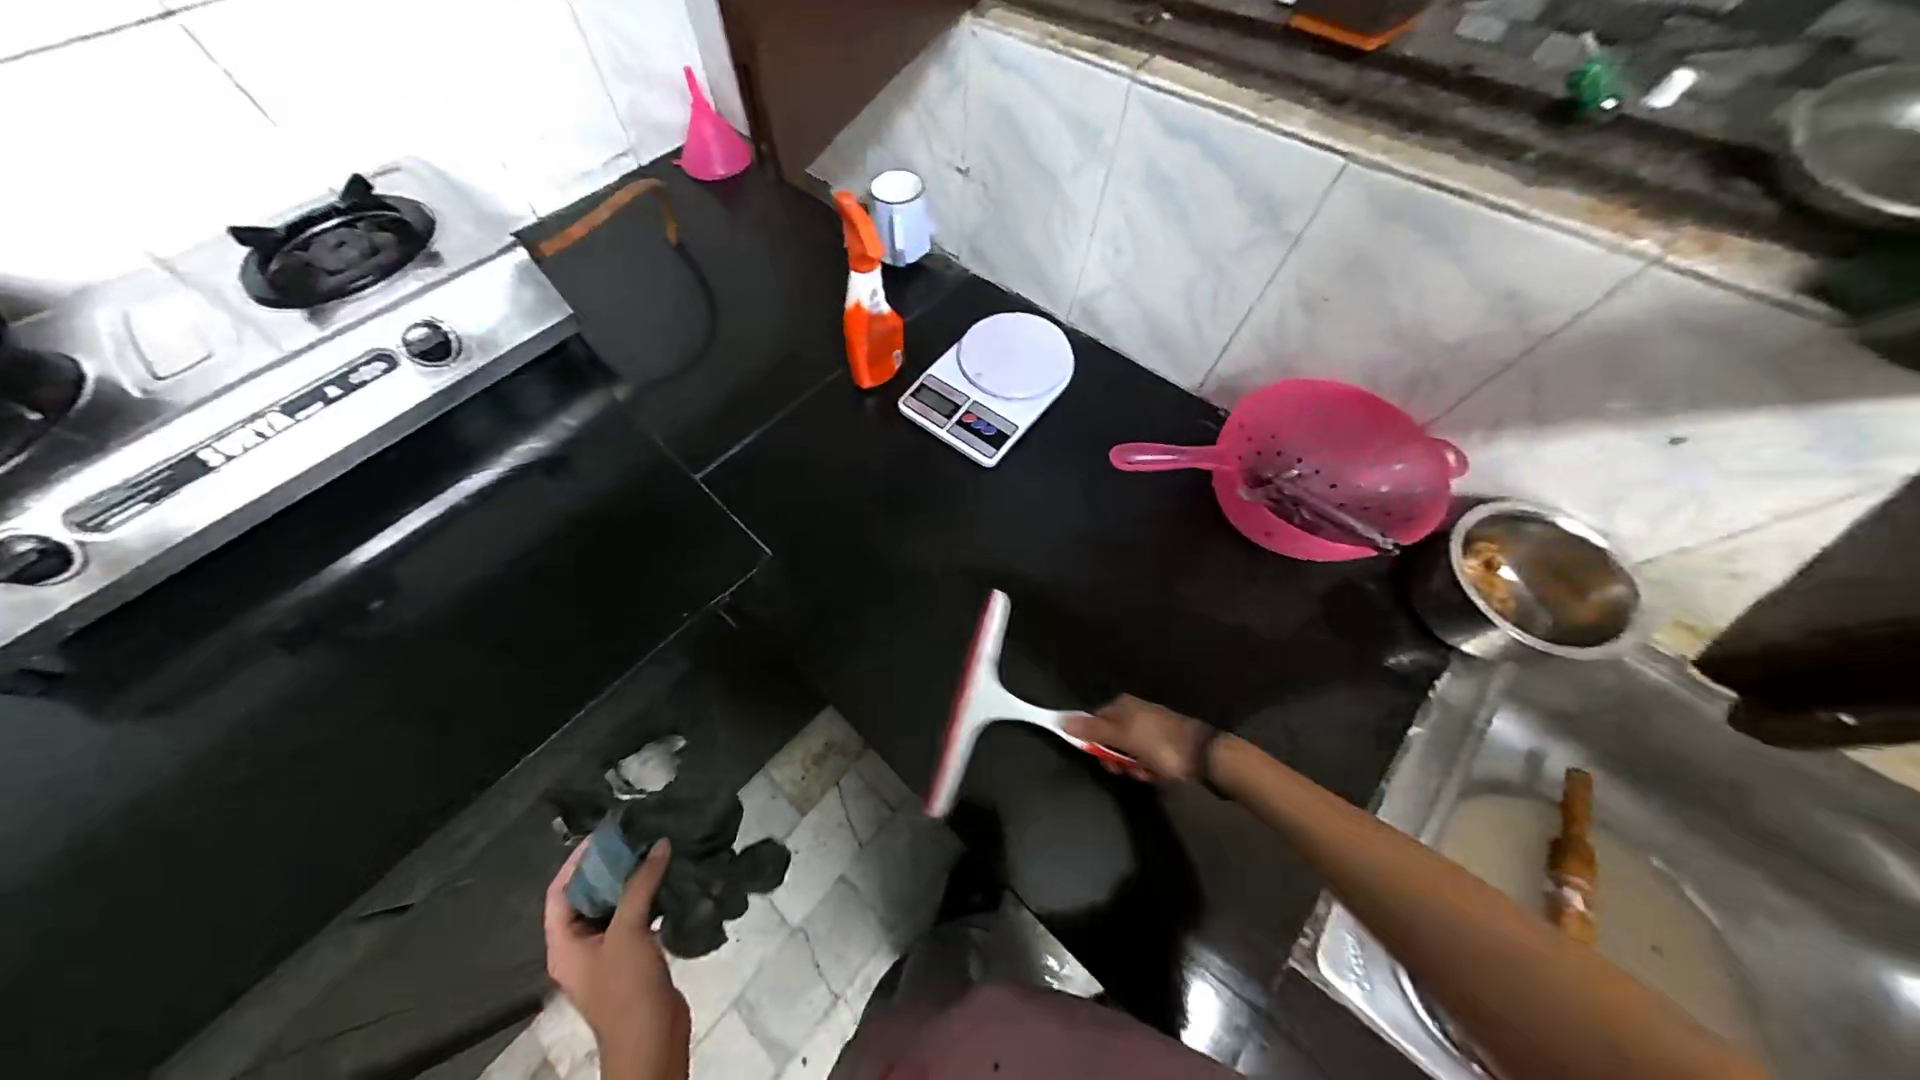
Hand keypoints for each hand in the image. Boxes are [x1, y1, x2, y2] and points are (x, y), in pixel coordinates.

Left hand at [544, 838, 689, 1079]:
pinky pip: (638, 917)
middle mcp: (581, 945)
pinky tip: (671, 878)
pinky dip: (651, 897)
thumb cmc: (626, 988)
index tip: (606, 833)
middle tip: (637, 836)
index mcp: (565, 943)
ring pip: (617, 905)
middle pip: (589, 895)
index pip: (560, 892)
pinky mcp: (634, 955)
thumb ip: (641, 885)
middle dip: (611, 865)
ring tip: (656, 849)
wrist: (652, 1039)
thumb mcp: (628, 932)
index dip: (577, 861)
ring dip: (635, 879)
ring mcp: (608, 951)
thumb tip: (659, 844)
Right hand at [1063, 694, 1215, 782]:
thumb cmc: (1159, 743)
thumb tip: (1060, 719)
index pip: (1093, 723)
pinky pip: (1143, 759)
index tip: (1102, 757)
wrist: (1203, 756)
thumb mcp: (1122, 737)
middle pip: (1108, 741)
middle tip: (1128, 767)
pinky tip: (1157, 772)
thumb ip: (1092, 730)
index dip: (1094, 743)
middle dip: (1117, 759)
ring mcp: (1147, 730)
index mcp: (1121, 706)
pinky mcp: (1161, 746)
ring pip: (1126, 754)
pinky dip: (1147, 768)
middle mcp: (1132, 714)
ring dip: (1133, 767)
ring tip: (1148, 771)